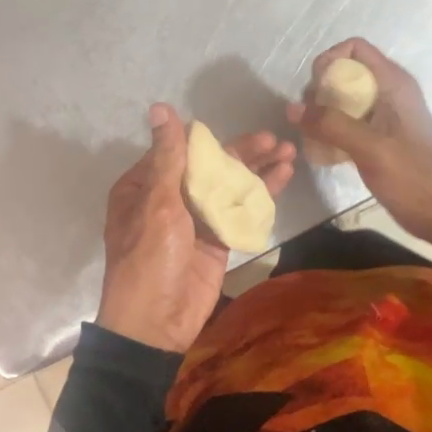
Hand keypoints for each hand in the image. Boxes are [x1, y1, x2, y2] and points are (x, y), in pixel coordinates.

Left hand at [97, 103, 295, 353]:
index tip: (243, 129)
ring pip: (228, 187)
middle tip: (276, 139)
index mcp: (143, 186)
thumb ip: (168, 157)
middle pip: (209, 167)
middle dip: (243, 153)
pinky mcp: (215, 241)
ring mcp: (193, 221)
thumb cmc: (148, 258)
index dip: (211, 140)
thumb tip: (160, 108)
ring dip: (256, 170)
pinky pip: (238, 212)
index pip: (180, 152)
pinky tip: (282, 179)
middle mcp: (167, 199)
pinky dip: (259, 197)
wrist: (155, 323)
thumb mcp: (157, 204)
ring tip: (289, 153)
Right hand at [287, 38, 431, 252]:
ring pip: (345, 100)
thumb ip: (332, 125)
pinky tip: (322, 152)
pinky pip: (350, 123)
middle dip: (321, 91)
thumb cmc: (415, 179)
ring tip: (310, 137)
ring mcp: (386, 117)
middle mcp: (390, 93)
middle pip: (346, 73)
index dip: (329, 61)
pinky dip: (333, 131)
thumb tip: (291, 108)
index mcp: (394, 85)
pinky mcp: (382, 139)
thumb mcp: (371, 149)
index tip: (314, 91)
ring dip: (324, 113)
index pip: (355, 49)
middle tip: (309, 120)